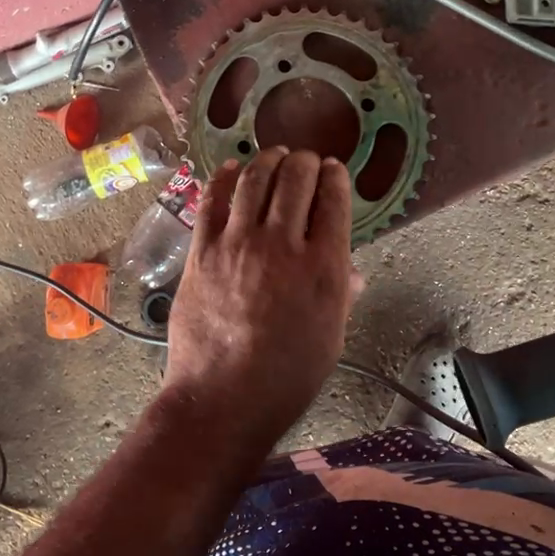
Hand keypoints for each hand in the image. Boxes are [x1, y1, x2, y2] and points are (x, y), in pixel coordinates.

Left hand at [159, 148, 359, 448]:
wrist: (222, 399)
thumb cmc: (286, 378)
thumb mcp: (330, 338)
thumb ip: (340, 294)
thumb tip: (351, 272)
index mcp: (323, 267)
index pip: (333, 200)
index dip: (335, 177)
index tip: (334, 170)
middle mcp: (283, 244)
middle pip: (296, 178)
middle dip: (305, 161)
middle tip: (306, 161)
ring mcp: (238, 243)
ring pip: (254, 179)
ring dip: (268, 160)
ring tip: (274, 156)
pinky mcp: (203, 250)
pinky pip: (212, 201)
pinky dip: (223, 178)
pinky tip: (230, 168)